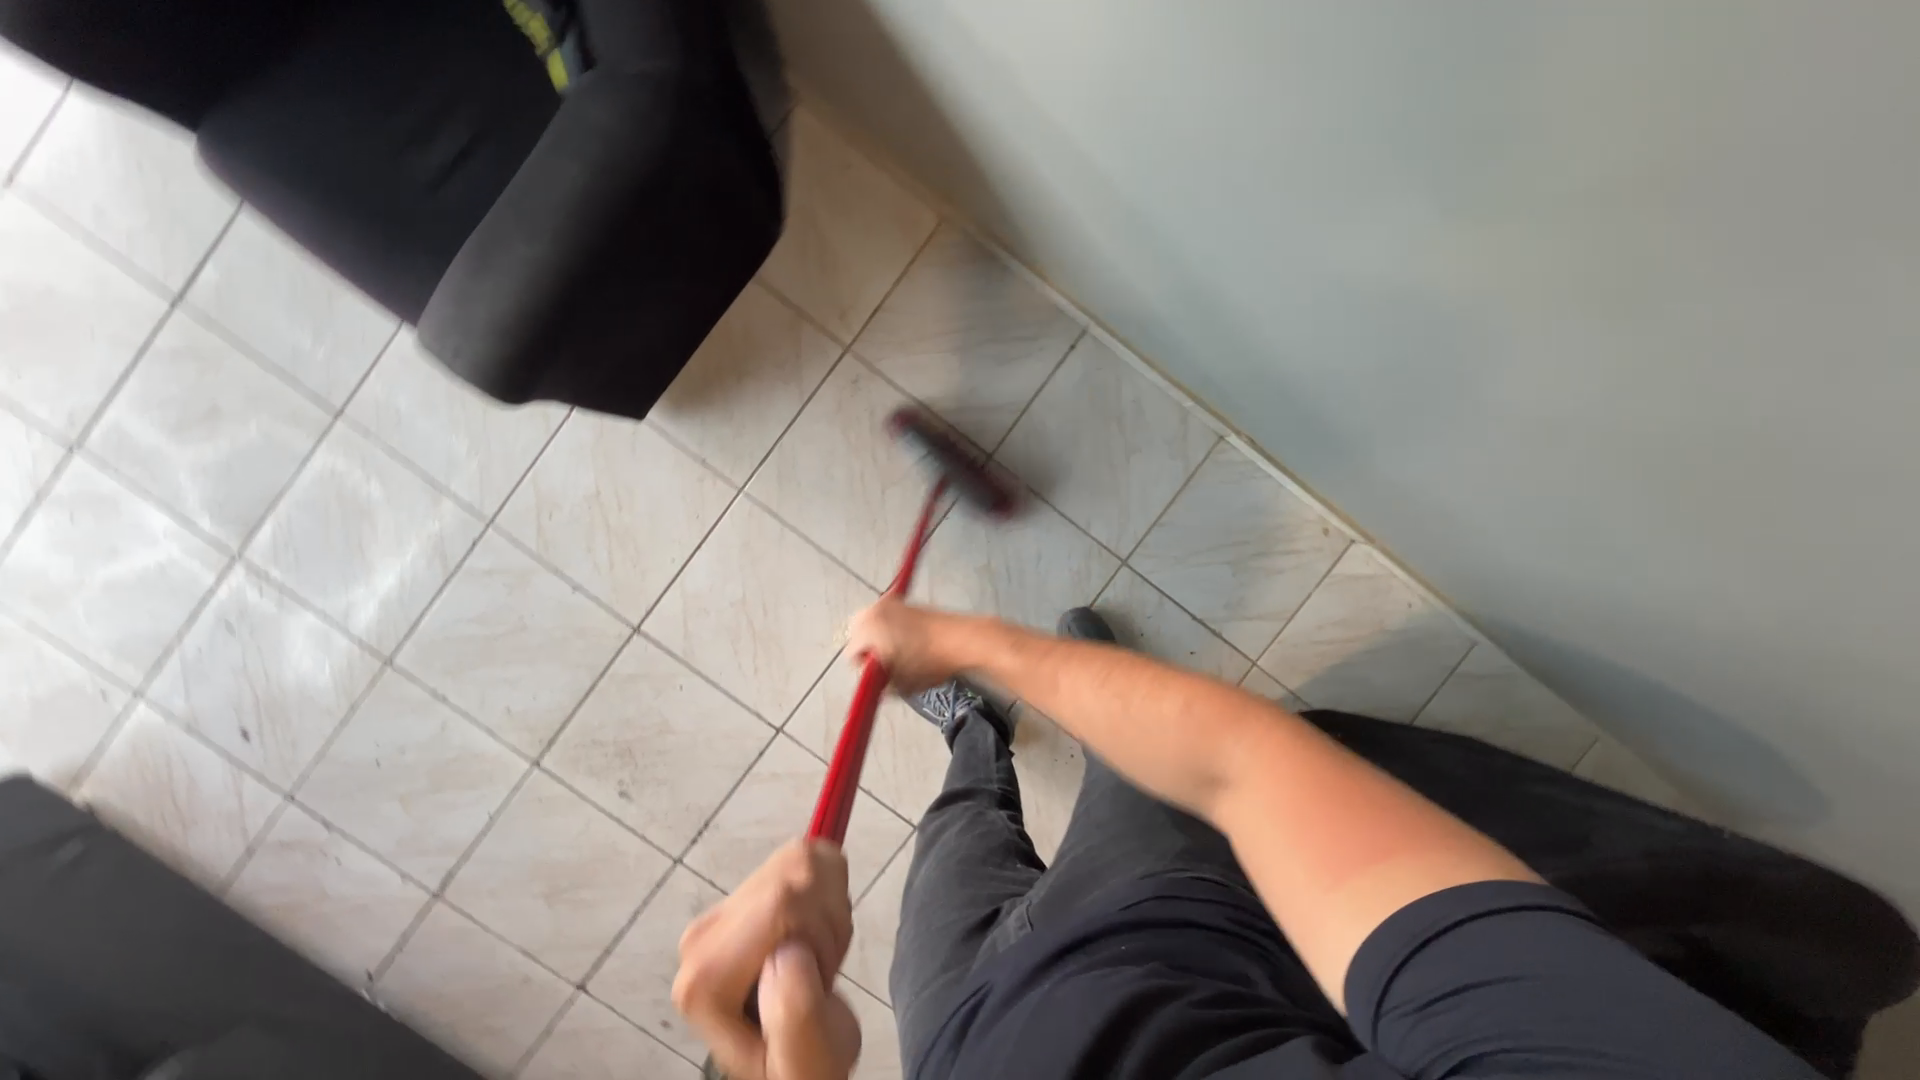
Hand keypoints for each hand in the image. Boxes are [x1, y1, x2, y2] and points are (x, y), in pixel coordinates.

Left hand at [674, 840, 860, 1079]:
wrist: (800, 1065)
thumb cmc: (804, 1070)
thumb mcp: (805, 1064)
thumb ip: (794, 1015)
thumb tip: (789, 950)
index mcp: (704, 980)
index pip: (782, 903)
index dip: (818, 934)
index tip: (816, 980)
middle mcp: (702, 937)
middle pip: (792, 876)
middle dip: (826, 921)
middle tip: (820, 973)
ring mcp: (724, 909)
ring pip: (802, 861)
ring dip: (830, 908)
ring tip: (817, 959)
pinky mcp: (750, 890)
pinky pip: (807, 857)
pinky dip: (829, 892)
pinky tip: (815, 933)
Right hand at [846, 597, 965, 694]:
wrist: (960, 639)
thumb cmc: (927, 663)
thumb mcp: (900, 685)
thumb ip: (879, 685)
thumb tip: (875, 683)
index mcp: (867, 630)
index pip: (852, 653)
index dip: (864, 669)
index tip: (877, 677)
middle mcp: (874, 611)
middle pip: (857, 631)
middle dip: (866, 647)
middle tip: (883, 663)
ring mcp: (890, 602)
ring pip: (872, 621)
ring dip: (878, 636)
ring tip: (897, 653)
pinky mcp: (906, 601)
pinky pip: (888, 615)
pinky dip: (891, 627)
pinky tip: (908, 641)